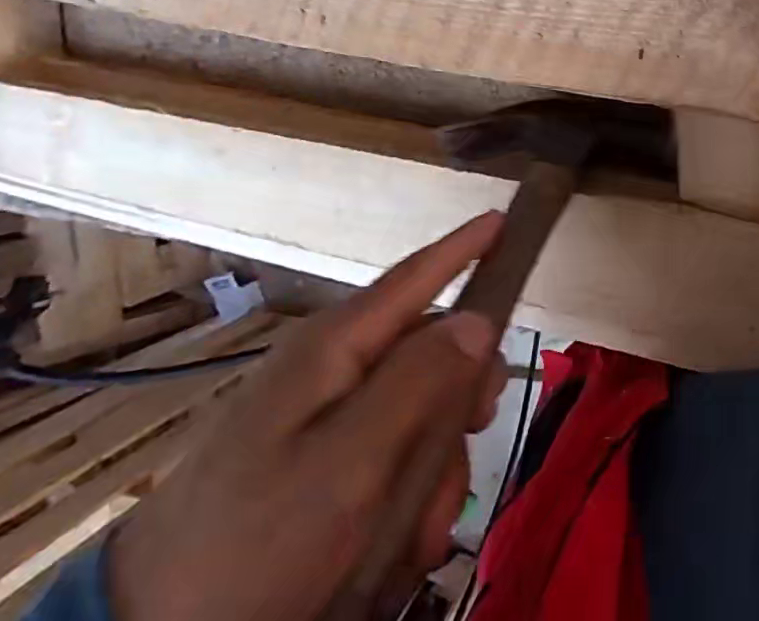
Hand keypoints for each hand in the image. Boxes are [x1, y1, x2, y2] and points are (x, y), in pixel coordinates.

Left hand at [108, 214, 510, 620]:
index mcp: (334, 348)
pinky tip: (403, 533)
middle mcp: (333, 365)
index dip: (463, 248)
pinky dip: (413, 485)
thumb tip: (479, 318)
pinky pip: (396, 445)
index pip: (414, 278)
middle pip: (433, 348)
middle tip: (481, 425)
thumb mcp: (349, 464)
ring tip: (423, 525)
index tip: (504, 219)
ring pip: (423, 405)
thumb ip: (419, 383)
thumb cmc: (255, 540)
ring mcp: (325, 410)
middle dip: (463, 393)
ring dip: (439, 459)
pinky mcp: (321, 452)